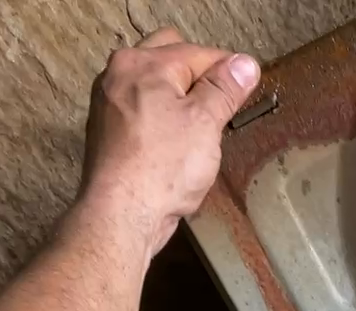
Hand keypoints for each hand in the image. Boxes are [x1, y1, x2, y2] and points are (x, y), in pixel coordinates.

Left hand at [71, 28, 258, 256]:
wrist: (124, 211)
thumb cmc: (164, 167)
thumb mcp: (205, 123)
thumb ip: (224, 90)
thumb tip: (245, 64)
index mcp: (144, 63)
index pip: (197, 53)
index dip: (228, 70)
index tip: (248, 87)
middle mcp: (120, 74)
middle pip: (168, 59)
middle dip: (198, 76)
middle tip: (222, 105)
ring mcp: (109, 102)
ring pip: (152, 86)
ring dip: (177, 97)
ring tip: (199, 125)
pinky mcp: (107, 132)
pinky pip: (140, 111)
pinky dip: (160, 118)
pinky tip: (174, 143)